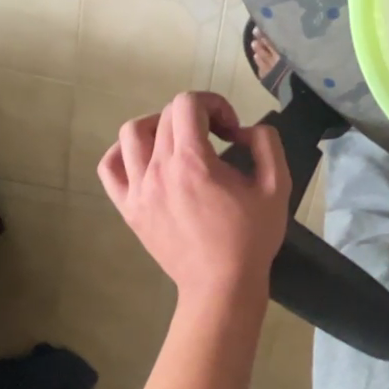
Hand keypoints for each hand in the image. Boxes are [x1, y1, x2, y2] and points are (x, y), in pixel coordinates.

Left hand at [98, 92, 288, 303]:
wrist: (222, 285)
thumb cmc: (251, 237)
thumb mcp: (278, 187)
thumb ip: (266, 144)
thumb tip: (245, 131)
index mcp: (192, 161)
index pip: (188, 103)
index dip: (215, 103)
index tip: (232, 130)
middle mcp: (158, 169)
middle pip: (166, 116)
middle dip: (198, 116)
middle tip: (220, 139)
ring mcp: (138, 189)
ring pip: (132, 133)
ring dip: (159, 126)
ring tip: (181, 144)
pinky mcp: (128, 208)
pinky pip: (110, 167)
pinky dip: (124, 153)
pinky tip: (147, 160)